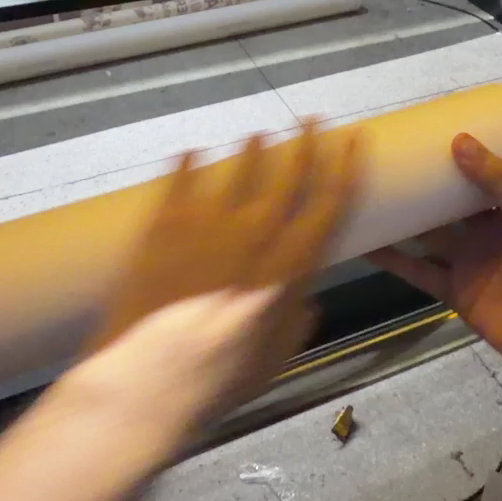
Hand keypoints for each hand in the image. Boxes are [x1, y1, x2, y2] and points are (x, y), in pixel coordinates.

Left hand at [74, 121, 364, 431]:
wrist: (148, 381)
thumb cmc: (220, 379)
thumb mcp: (277, 358)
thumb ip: (296, 321)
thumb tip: (303, 301)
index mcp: (291, 265)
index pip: (329, 201)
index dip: (345, 165)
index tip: (353, 139)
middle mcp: (255, 234)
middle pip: (289, 174)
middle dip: (305, 142)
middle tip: (310, 119)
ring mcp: (207, 225)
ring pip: (238, 171)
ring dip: (253, 149)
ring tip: (258, 134)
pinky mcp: (164, 227)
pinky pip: (180, 183)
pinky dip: (188, 164)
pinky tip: (192, 151)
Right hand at [369, 133, 501, 391]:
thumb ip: (499, 182)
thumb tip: (460, 141)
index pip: (478, 181)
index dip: (456, 163)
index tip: (429, 140)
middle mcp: (484, 235)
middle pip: (447, 208)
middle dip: (423, 190)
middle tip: (390, 164)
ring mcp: (467, 263)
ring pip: (427, 237)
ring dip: (402, 222)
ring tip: (370, 199)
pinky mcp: (452, 291)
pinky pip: (418, 271)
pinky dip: (394, 260)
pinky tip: (370, 245)